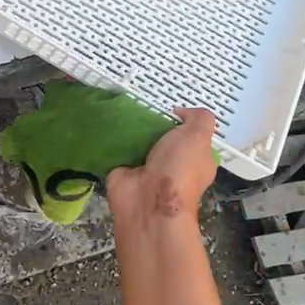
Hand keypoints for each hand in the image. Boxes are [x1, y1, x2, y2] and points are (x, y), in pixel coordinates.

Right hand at [106, 108, 217, 223]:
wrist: (148, 200)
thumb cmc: (179, 168)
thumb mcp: (199, 137)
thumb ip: (199, 119)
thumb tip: (182, 112)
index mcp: (196, 159)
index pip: (191, 136)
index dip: (182, 121)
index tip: (169, 107)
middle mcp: (172, 164)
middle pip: (162, 136)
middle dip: (152, 122)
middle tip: (140, 104)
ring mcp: (147, 168)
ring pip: (138, 141)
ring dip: (129, 128)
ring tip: (119, 108)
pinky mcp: (124, 170)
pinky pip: (117, 149)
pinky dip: (110, 138)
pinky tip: (104, 122)